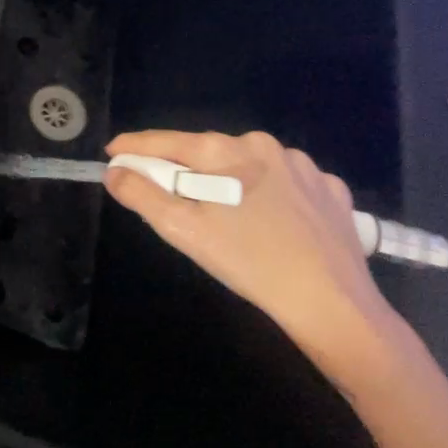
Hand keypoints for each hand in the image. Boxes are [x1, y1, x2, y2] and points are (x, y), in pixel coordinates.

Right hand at [104, 130, 395, 361]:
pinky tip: (272, 222)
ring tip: (227, 215)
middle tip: (172, 199)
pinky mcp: (332, 190)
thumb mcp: (181, 230)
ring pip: (246, 166)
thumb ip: (139, 193)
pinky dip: (270, 195)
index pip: (164, 141)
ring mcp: (304, 166)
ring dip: (229, 181)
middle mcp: (262, 144)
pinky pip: (285, 183)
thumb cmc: (249, 263)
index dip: (133, 148)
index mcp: (224, 150)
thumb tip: (114, 171)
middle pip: (206, 152)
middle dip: (184, 170)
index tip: (113, 154)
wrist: (334, 306)